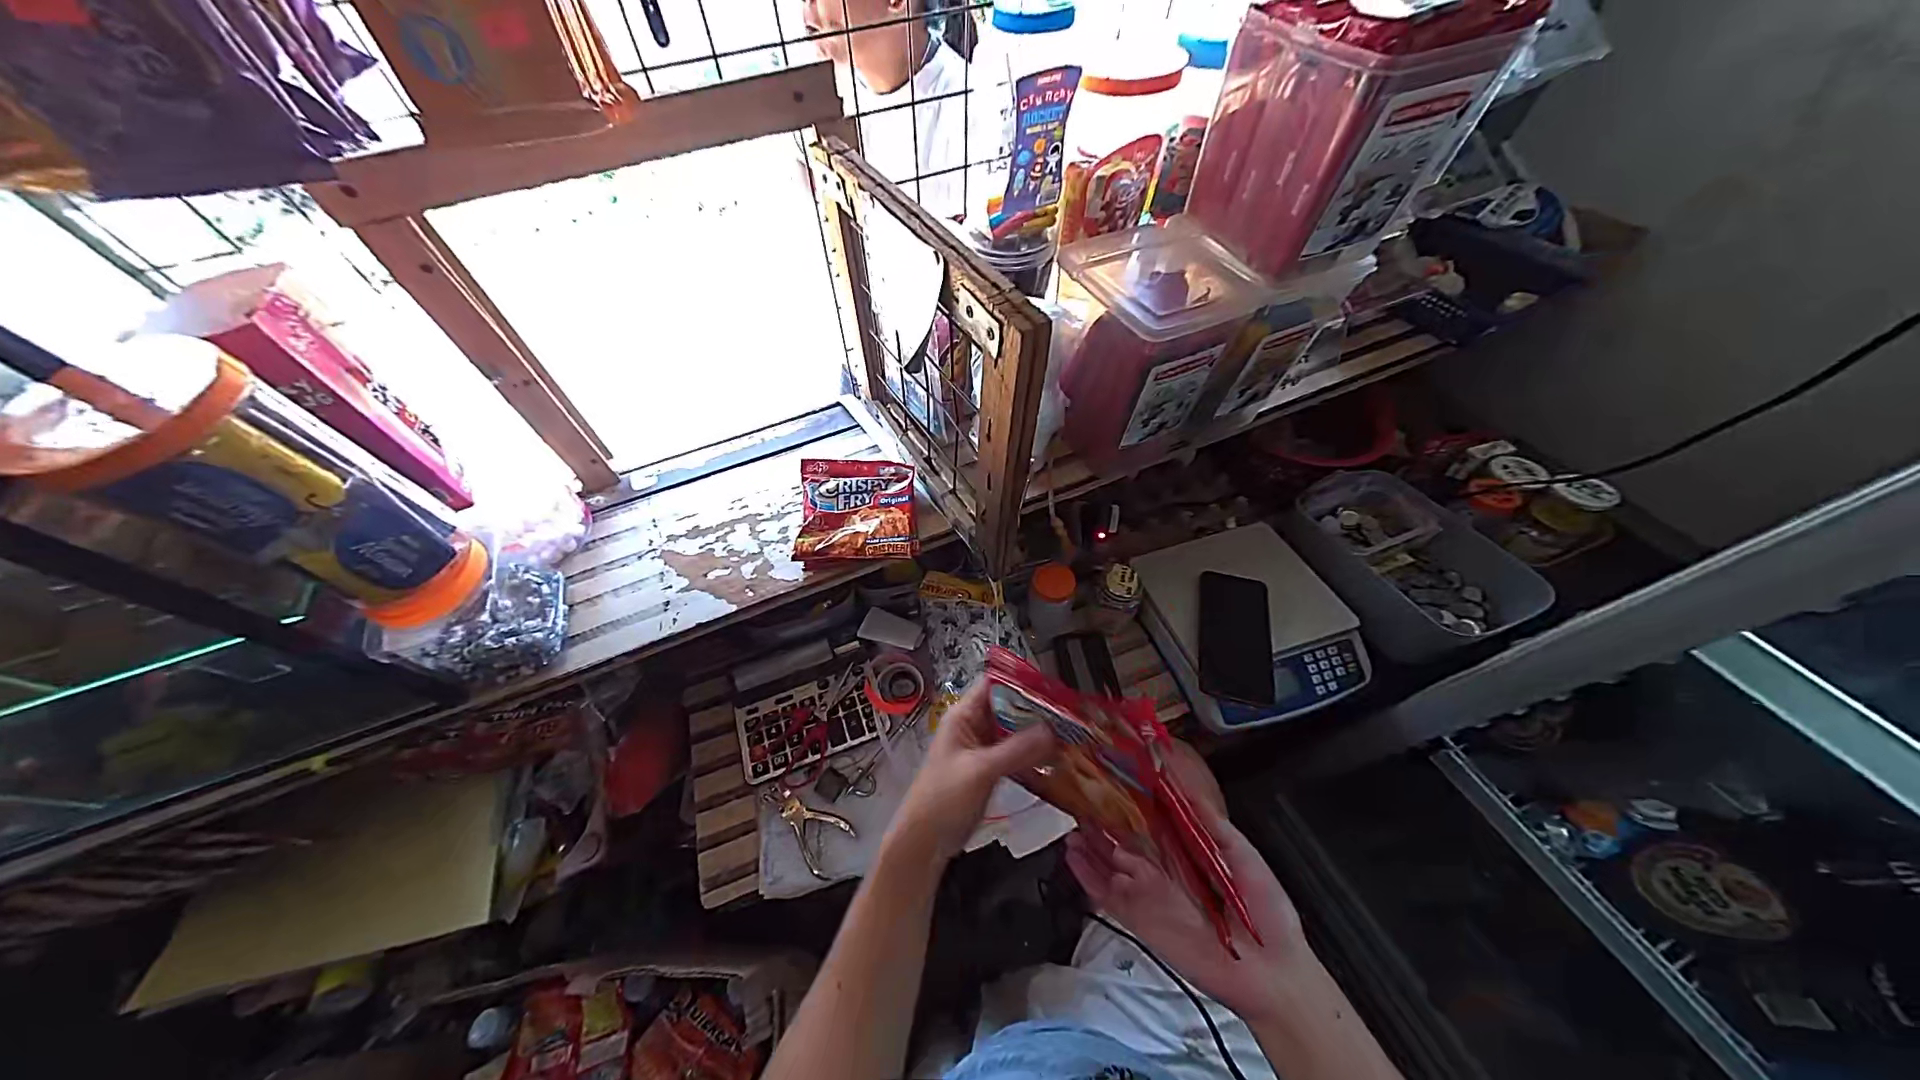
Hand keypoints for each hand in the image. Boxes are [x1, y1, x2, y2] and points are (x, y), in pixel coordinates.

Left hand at [885, 681, 1054, 864]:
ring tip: (1069, 735)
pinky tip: (1055, 759)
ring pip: (1015, 731)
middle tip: (1069, 715)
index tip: (1052, 690)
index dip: (1022, 683)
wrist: (925, 842)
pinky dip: (1034, 754)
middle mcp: (973, 727)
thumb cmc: (941, 801)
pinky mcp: (990, 769)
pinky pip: (1016, 753)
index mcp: (963, 716)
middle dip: (1038, 710)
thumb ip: (1016, 749)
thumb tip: (1051, 730)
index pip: (995, 684)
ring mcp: (982, 749)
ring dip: (1039, 733)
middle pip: (1010, 707)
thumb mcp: (980, 771)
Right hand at [1063, 743, 1311, 1025]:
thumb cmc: (1267, 914)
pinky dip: (1088, 879)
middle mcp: (1162, 871)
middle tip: (1077, 804)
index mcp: (1185, 854)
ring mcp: (1148, 895)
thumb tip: (1188, 791)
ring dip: (1088, 849)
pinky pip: (1108, 898)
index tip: (1108, 785)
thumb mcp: (1244, 857)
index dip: (1127, 806)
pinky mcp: (1140, 920)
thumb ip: (1214, 826)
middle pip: (1122, 843)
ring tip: (1070, 830)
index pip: (1149, 824)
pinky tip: (1074, 860)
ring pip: (1109, 867)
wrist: (1272, 974)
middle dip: (1099, 826)